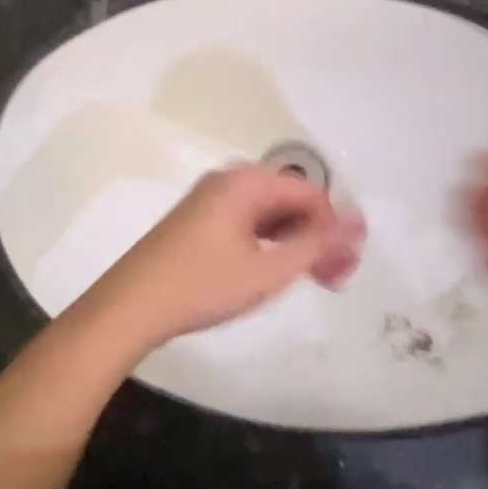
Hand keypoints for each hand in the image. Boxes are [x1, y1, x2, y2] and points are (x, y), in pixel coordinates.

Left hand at [84, 165, 365, 350]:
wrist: (130, 307)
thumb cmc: (202, 286)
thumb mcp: (268, 270)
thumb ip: (317, 244)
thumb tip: (357, 221)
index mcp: (245, 182)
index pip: (310, 191)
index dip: (335, 226)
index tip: (348, 266)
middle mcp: (228, 181)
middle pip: (290, 199)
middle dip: (317, 236)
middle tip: (336, 280)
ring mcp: (210, 200)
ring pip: (270, 213)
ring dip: (296, 243)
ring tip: (313, 281)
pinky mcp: (199, 221)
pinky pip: (248, 222)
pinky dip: (270, 244)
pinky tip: (275, 273)